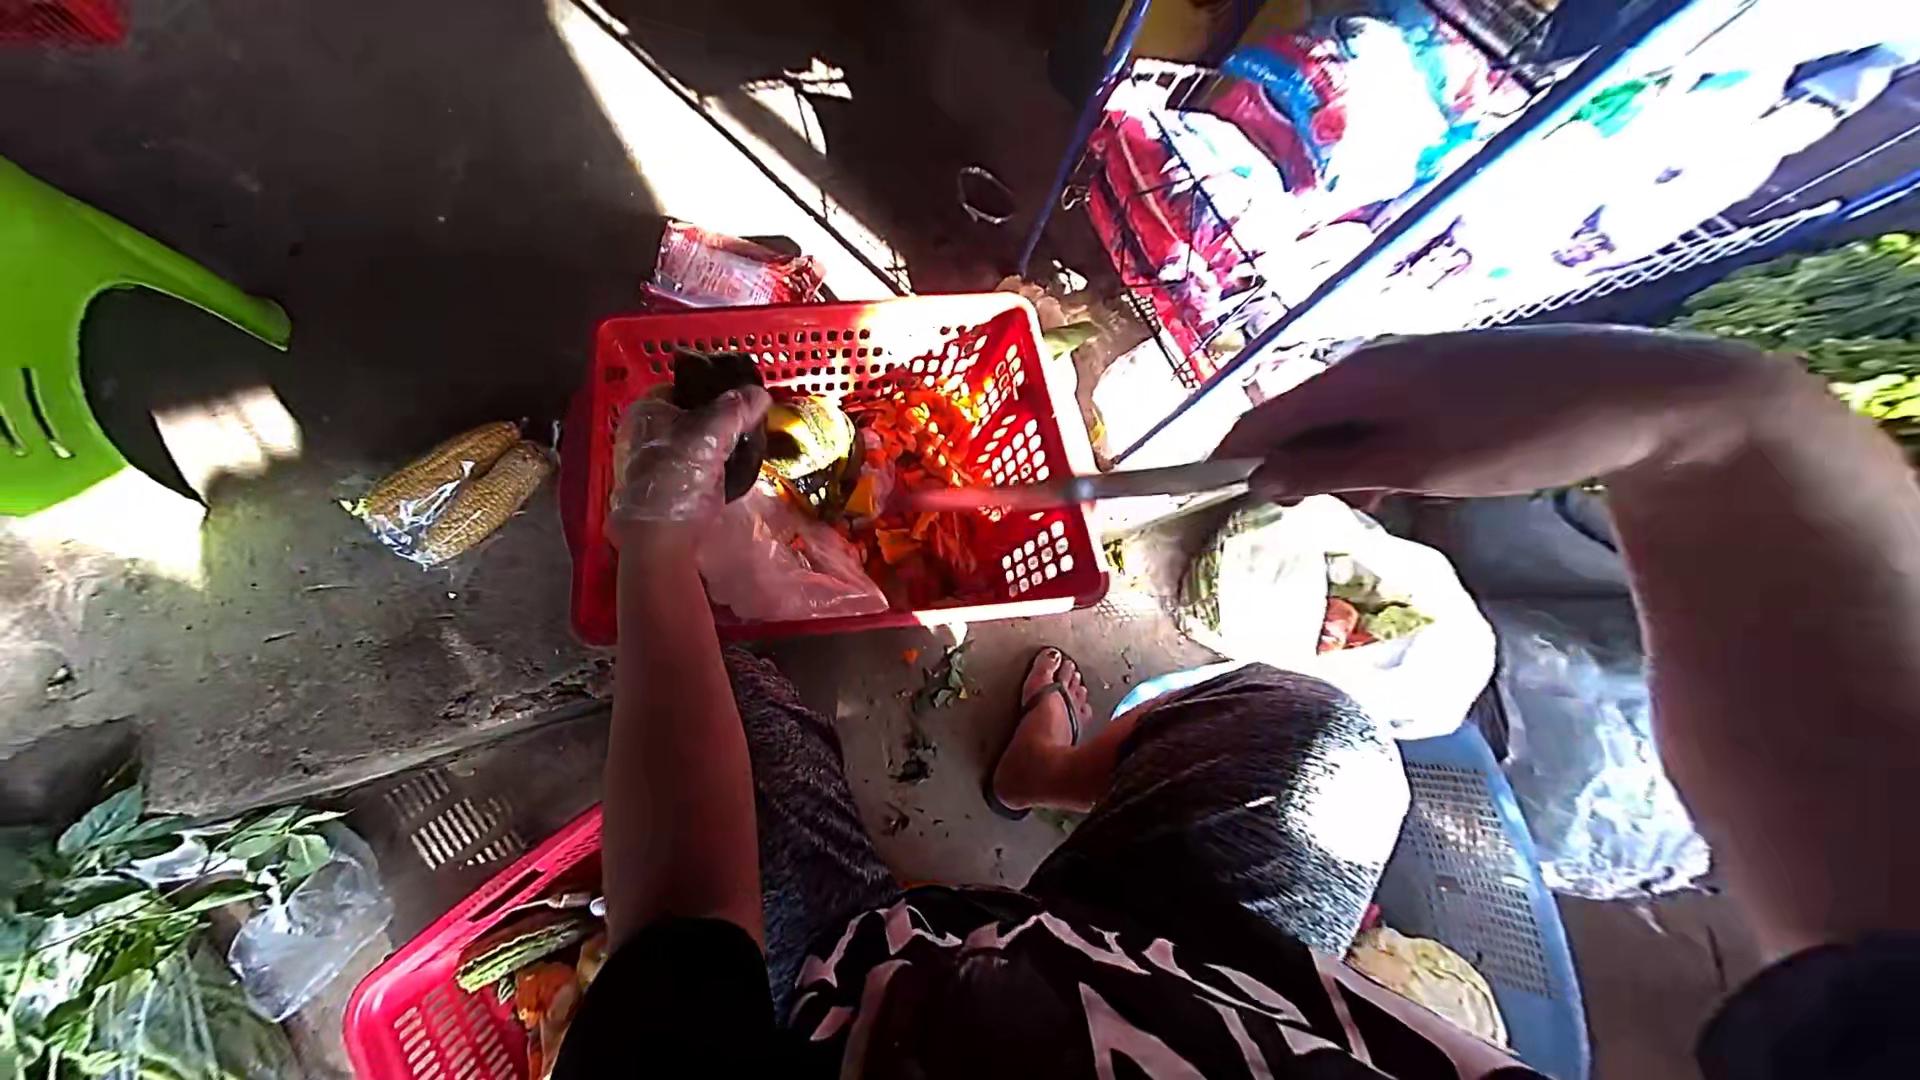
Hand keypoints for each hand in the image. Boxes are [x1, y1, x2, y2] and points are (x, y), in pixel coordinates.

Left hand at [607, 386, 769, 549]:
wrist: (663, 537)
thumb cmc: (677, 477)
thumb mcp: (710, 435)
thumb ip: (737, 410)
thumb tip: (761, 393)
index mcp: (647, 410)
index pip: (687, 386)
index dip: (715, 387)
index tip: (744, 395)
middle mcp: (649, 431)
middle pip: (696, 414)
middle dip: (725, 417)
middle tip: (754, 420)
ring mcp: (660, 460)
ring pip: (702, 440)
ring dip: (726, 442)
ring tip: (753, 442)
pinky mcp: (674, 485)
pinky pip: (703, 464)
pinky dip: (721, 463)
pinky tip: (740, 467)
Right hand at [1214, 326, 1813, 499]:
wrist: (1651, 396)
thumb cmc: (1519, 435)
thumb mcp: (1411, 465)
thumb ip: (1325, 471)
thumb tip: (1258, 478)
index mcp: (1352, 378)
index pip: (1260, 417)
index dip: (1227, 455)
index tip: (1206, 492)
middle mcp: (1369, 364)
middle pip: (1296, 420)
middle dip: (1290, 466)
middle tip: (1312, 509)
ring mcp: (1406, 367)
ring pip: (1338, 423)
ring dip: (1335, 465)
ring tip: (1373, 500)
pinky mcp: (1438, 378)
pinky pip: (1376, 418)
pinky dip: (1371, 453)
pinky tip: (1403, 479)